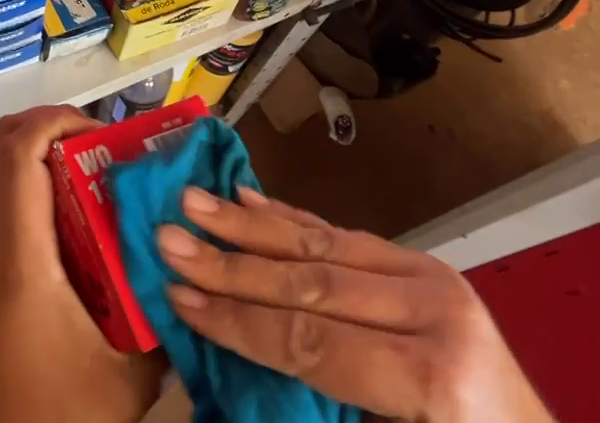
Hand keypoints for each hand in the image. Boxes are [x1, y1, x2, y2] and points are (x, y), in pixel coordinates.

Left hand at [0, 107, 165, 422]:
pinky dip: (21, 190)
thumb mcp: (126, 380)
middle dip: (46, 130)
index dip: (56, 121)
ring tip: (86, 179)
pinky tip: (65, 227)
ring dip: (31, 157)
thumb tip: (188, 271)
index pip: (17, 153)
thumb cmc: (51, 419)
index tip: (104, 133)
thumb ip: (162, 322)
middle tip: (99, 150)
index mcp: (18, 259)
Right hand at [158, 187, 551, 422]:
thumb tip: (229, 382)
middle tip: (168, 239)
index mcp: (430, 378)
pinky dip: (289, 216)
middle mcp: (431, 314)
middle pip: (309, 282)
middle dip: (229, 264)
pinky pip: (344, 235)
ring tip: (192, 201)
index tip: (176, 297)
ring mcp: (429, 279)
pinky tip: (248, 198)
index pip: (310, 341)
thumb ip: (315, 406)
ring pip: (322, 243)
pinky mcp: (422, 266)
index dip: (237, 321)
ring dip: (248, 224)